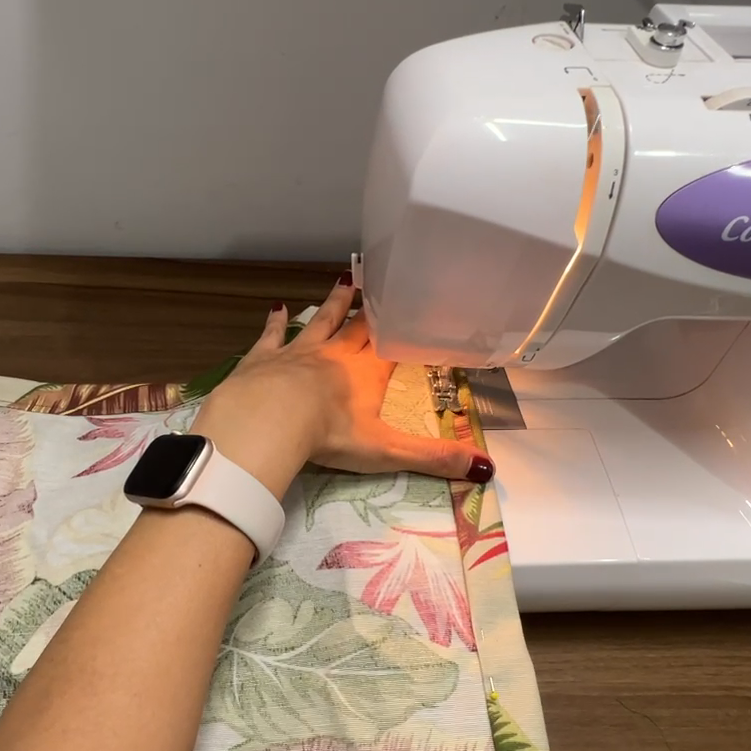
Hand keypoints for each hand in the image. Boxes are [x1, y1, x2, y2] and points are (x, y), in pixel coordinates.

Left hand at [191, 274, 492, 497]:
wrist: (269, 420)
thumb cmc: (329, 435)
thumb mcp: (386, 451)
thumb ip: (432, 459)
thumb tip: (487, 470)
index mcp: (365, 374)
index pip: (389, 347)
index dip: (403, 332)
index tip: (416, 313)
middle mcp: (335, 355)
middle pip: (357, 327)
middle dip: (372, 310)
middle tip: (381, 285)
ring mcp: (297, 352)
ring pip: (320, 321)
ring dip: (333, 304)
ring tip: (344, 280)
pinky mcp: (263, 358)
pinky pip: (273, 335)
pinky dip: (276, 322)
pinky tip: (277, 308)